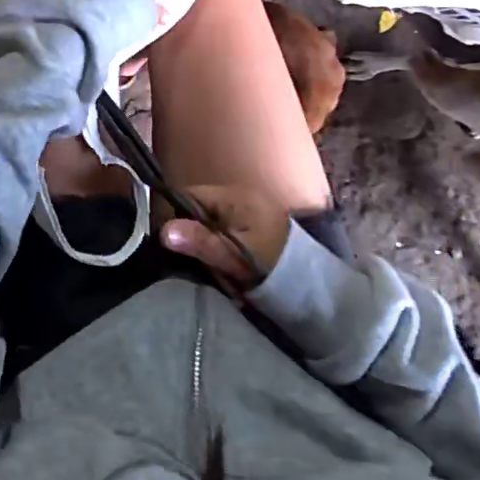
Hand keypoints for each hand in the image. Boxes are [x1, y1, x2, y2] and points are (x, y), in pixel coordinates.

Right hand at [159, 184, 292, 286]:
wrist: (316, 284)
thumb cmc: (273, 265)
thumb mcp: (234, 256)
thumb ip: (200, 242)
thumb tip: (163, 231)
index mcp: (233, 197)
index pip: (186, 195)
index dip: (171, 216)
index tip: (164, 244)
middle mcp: (238, 197)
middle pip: (195, 210)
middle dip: (188, 234)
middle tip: (185, 261)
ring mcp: (246, 211)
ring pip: (207, 223)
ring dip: (202, 244)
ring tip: (204, 268)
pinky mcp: (252, 227)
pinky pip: (222, 231)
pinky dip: (216, 248)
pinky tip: (218, 267)